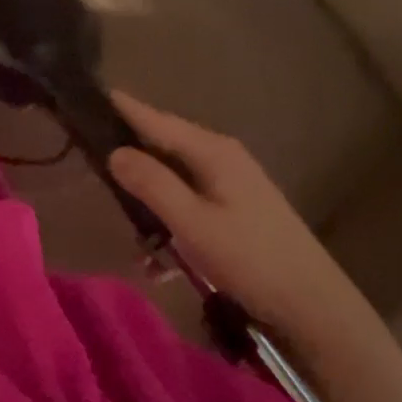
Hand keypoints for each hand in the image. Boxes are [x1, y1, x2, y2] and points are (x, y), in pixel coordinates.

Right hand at [107, 93, 323, 320]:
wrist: (313, 305)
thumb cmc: (250, 259)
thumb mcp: (193, 223)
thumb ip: (153, 185)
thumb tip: (115, 151)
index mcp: (212, 151)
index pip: (156, 119)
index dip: (122, 108)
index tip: (87, 96)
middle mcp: (222, 157)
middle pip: (164, 146)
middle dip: (130, 158)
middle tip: (90, 165)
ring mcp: (232, 183)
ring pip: (174, 180)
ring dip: (150, 204)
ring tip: (130, 235)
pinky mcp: (236, 210)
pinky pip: (190, 204)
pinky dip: (171, 225)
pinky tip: (160, 264)